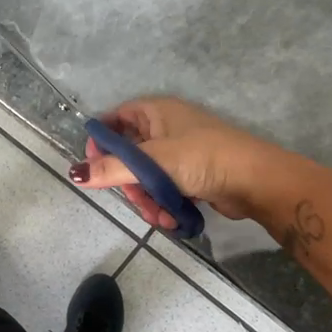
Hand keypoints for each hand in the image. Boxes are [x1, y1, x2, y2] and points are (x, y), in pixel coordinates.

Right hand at [70, 97, 299, 226]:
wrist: (258, 181)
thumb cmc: (204, 158)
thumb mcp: (154, 162)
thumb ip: (111, 169)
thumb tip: (74, 174)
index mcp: (156, 112)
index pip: (115, 119)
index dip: (101, 142)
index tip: (95, 167)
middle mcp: (165, 128)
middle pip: (128, 155)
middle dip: (128, 183)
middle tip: (135, 198)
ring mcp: (180, 153)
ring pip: (145, 176)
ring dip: (146, 200)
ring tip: (158, 216)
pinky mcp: (192, 175)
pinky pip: (164, 188)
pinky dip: (163, 204)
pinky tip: (170, 219)